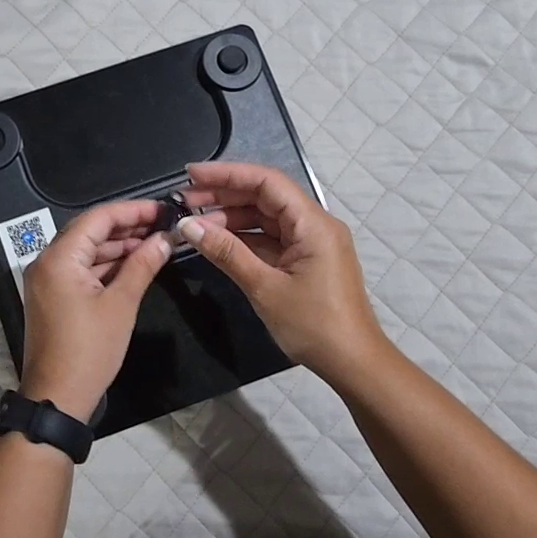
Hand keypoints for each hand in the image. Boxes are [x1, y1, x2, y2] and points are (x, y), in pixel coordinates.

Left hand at [19, 200, 172, 420]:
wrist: (57, 399)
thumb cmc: (89, 351)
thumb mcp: (121, 305)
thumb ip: (142, 265)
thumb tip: (164, 239)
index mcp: (59, 258)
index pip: (98, 218)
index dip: (132, 210)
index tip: (162, 209)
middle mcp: (47, 262)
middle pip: (90, 231)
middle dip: (127, 226)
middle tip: (163, 224)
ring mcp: (48, 280)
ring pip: (87, 250)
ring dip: (119, 246)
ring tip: (156, 242)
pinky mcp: (53, 296)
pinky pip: (81, 269)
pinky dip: (107, 265)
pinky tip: (135, 264)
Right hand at [177, 161, 387, 384]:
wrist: (353, 363)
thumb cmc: (313, 325)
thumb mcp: (264, 287)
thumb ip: (226, 252)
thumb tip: (188, 226)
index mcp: (312, 223)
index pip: (266, 182)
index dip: (227, 174)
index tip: (191, 175)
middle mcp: (314, 224)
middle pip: (264, 196)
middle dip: (224, 194)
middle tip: (184, 200)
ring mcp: (311, 242)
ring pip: (265, 217)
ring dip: (230, 217)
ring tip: (193, 222)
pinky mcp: (305, 259)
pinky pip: (270, 237)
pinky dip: (243, 237)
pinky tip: (215, 240)